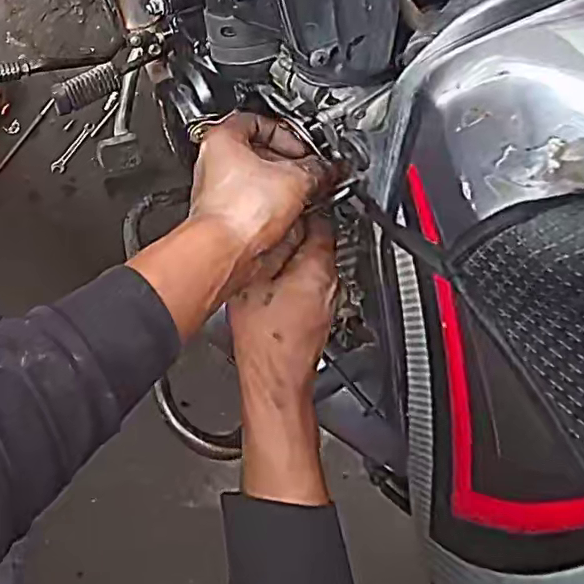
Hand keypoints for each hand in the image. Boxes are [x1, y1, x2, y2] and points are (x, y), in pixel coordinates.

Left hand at [188, 113, 329, 288]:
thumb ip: (315, 168)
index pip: (256, 119)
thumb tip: (326, 169)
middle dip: (289, 160)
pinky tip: (290, 211)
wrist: (224, 250)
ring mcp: (217, 188)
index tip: (304, 145)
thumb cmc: (240, 212)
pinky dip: (273, 202)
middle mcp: (213, 162)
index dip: (286, 130)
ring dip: (283, 183)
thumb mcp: (294, 179)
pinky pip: (253, 199)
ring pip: (257, 177)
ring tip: (304, 191)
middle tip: (310, 170)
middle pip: (258, 150)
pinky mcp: (225, 212)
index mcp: (222, 140)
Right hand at [230, 218, 338, 407]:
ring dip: (291, 254)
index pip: (321, 224)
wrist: (273, 379)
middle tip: (267, 226)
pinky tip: (267, 281)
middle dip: (293, 231)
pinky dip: (291, 275)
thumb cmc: (265, 339)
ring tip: (263, 251)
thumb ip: (266, 250)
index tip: (284, 204)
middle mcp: (330, 285)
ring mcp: (326, 302)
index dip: (301, 209)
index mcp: (318, 270)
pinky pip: (306, 283)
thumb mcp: (253, 282)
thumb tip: (272, 226)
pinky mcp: (317, 315)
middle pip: (317, 243)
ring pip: (311, 264)